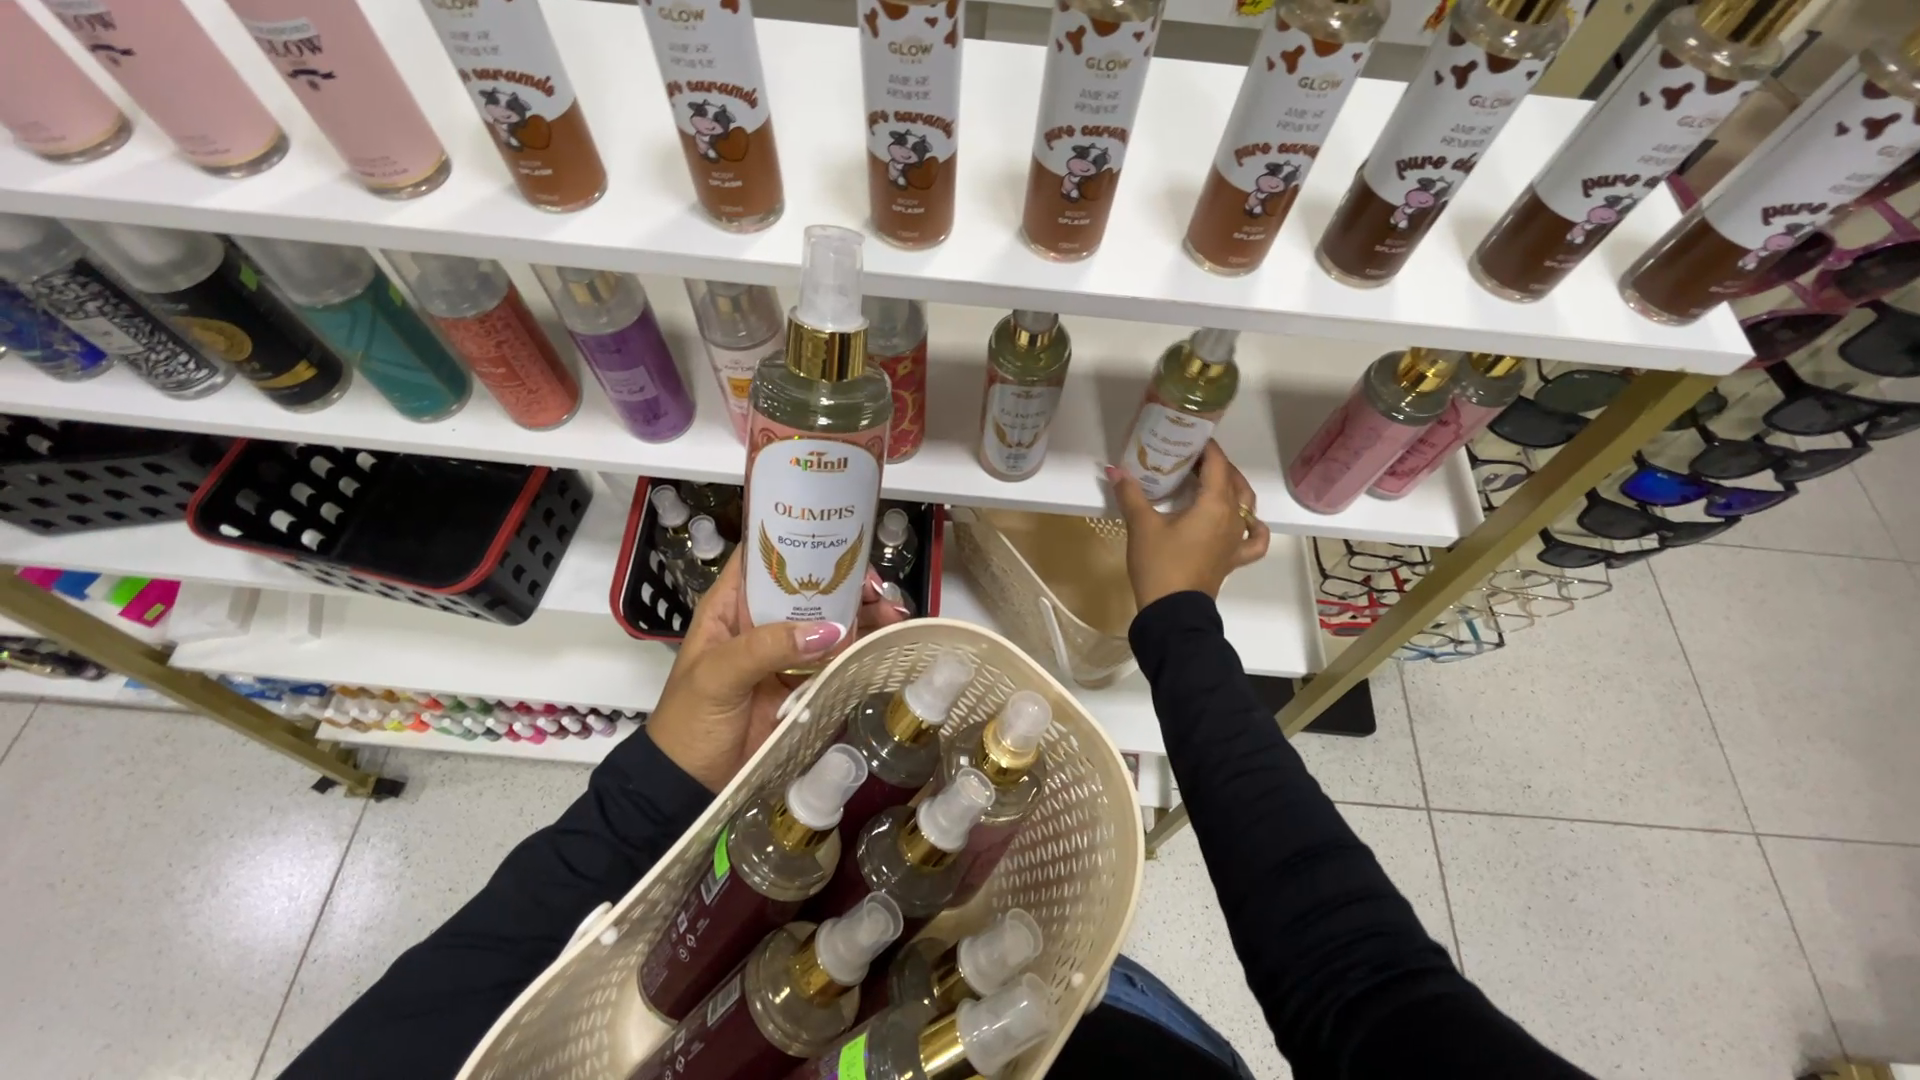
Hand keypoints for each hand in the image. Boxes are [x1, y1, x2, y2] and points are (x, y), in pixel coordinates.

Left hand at [647, 552, 913, 792]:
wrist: (689, 786)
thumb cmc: (689, 722)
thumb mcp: (717, 676)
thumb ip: (766, 648)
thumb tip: (831, 630)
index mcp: (731, 608)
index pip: (765, 560)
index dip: (801, 544)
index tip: (840, 544)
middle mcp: (761, 622)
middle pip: (809, 588)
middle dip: (847, 585)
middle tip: (880, 592)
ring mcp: (785, 654)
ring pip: (830, 621)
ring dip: (863, 615)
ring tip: (894, 616)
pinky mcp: (803, 684)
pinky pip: (837, 658)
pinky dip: (862, 649)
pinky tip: (884, 642)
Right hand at [1106, 441, 1270, 608]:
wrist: (1172, 611)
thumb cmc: (1159, 563)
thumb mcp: (1141, 526)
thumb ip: (1130, 494)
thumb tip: (1114, 470)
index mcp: (1214, 504)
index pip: (1218, 465)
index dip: (1207, 448)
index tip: (1191, 438)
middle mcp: (1233, 518)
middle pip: (1233, 481)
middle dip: (1216, 466)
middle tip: (1192, 460)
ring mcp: (1236, 540)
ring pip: (1246, 505)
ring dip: (1233, 488)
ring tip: (1212, 482)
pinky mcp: (1233, 559)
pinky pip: (1254, 540)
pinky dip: (1255, 528)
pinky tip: (1247, 522)